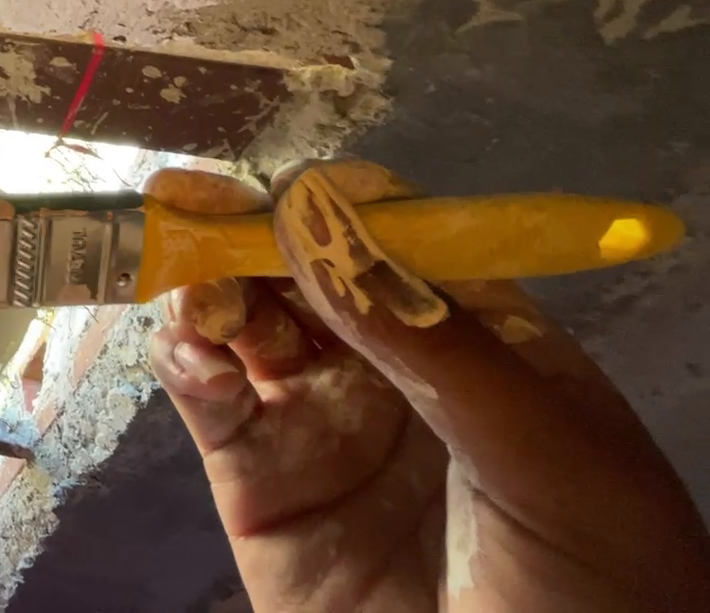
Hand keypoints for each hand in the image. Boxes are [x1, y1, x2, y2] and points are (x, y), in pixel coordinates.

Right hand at [146, 160, 709, 611]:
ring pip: (231, 309)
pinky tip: (196, 365)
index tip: (283, 192)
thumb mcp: (556, 474)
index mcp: (469, 339)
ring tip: (203, 307)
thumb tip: (313, 219)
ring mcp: (303, 403)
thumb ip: (438, 344)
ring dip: (201, 289)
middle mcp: (375, 356)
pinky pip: (197, 382)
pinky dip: (180, 356)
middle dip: (234, 229)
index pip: (388, 237)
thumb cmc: (584, 602)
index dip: (331, 202)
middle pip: (287, 261)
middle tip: (179, 203)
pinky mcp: (243, 454)